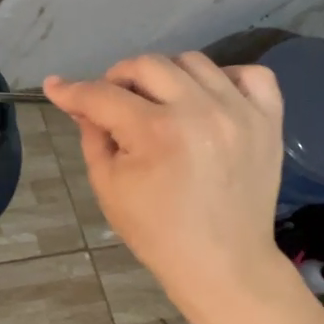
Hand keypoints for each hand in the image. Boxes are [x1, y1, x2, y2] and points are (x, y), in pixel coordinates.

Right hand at [44, 52, 287, 303]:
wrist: (222, 261)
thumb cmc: (156, 229)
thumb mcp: (107, 183)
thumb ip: (93, 135)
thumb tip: (80, 103)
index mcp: (155, 132)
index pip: (101, 95)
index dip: (71, 90)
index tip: (55, 88)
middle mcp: (200, 111)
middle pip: (146, 65)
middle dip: (117, 78)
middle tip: (110, 101)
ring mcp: (240, 112)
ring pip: (192, 62)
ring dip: (164, 76)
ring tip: (156, 101)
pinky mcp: (268, 120)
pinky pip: (249, 74)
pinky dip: (222, 78)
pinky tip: (205, 98)